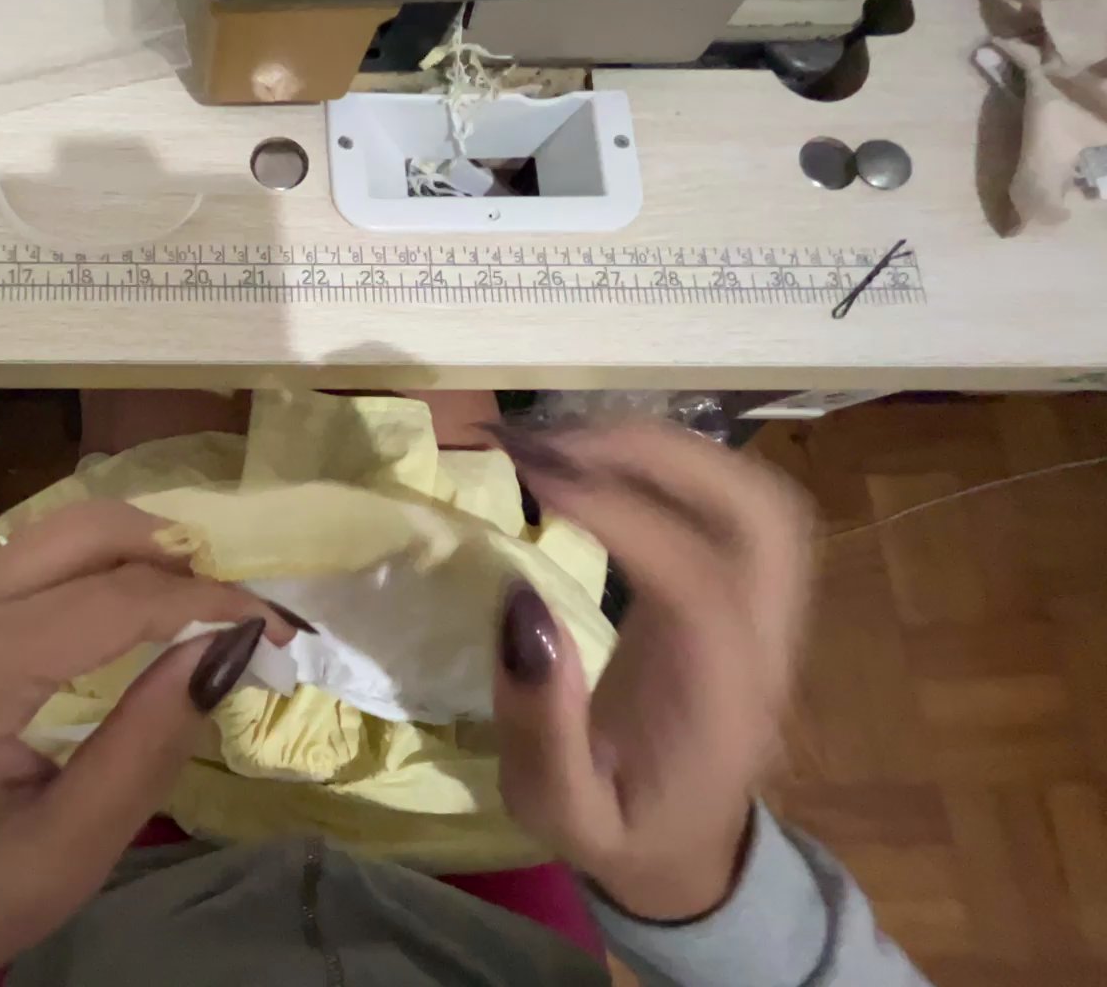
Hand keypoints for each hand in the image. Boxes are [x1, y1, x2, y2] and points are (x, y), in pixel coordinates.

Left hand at [0, 501, 284, 986]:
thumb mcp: (68, 848)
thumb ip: (151, 741)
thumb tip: (224, 650)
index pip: (119, 597)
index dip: (210, 602)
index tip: (277, 627)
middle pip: (85, 530)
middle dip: (176, 552)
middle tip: (236, 606)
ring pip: (58, 532)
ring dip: (138, 551)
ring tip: (198, 603)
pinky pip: (31, 558)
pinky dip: (96, 565)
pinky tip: (130, 603)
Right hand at [485, 421, 813, 921]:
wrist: (685, 845)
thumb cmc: (617, 827)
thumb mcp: (560, 808)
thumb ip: (541, 724)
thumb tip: (520, 604)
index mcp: (721, 692)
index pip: (694, 574)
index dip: (617, 512)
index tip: (531, 476)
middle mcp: (761, 636)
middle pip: (755, 508)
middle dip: (649, 452)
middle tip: (543, 440)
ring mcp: (758, 608)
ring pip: (747, 492)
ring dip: (654, 447)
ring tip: (558, 438)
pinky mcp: (733, 592)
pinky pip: (720, 505)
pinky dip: (656, 463)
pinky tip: (586, 462)